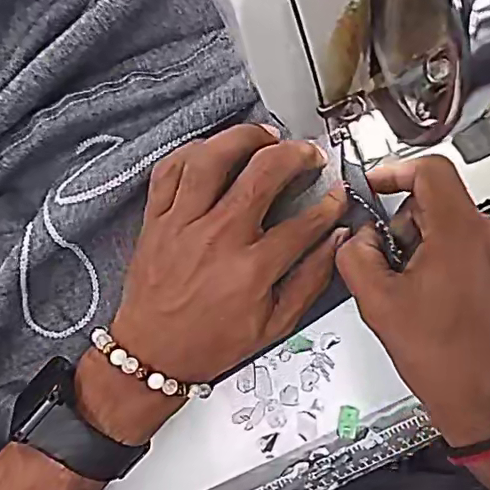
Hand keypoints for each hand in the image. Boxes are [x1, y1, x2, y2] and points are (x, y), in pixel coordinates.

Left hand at [75, 124, 347, 444]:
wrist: (153, 353)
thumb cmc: (209, 342)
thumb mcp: (274, 325)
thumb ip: (309, 280)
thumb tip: (334, 242)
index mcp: (251, 269)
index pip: (303, 222)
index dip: (329, 204)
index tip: (336, 196)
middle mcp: (217, 238)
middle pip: (264, 173)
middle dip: (296, 155)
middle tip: (307, 154)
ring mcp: (183, 224)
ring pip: (213, 158)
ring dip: (244, 137)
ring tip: (265, 135)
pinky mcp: (157, 219)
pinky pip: (171, 170)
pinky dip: (193, 151)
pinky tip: (213, 149)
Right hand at [335, 155, 489, 449]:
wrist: (489, 401)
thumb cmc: (448, 362)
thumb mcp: (378, 305)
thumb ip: (355, 256)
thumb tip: (357, 237)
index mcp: (461, 234)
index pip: (430, 170)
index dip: (395, 172)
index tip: (379, 186)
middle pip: (439, 202)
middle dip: (406, 226)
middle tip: (392, 262)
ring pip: (457, 226)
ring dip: (429, 246)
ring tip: (419, 291)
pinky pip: (476, 248)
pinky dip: (453, 261)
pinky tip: (440, 299)